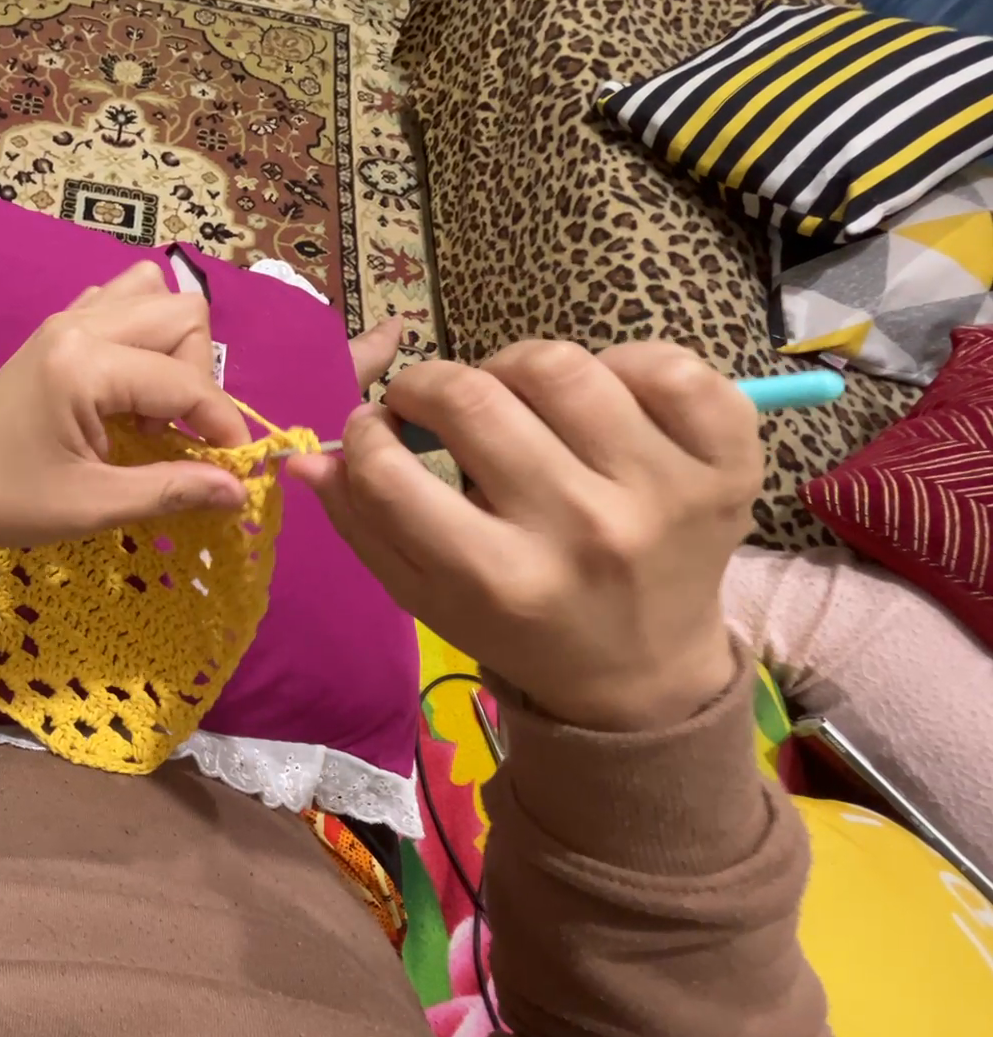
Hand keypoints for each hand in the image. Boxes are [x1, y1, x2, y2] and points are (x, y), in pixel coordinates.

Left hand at [0, 261, 250, 574]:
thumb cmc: (8, 503)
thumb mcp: (93, 506)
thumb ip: (172, 490)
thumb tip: (241, 489)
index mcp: (83, 365)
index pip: (185, 381)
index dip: (222, 425)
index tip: (233, 468)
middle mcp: (77, 324)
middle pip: (184, 314)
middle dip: (199, 377)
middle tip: (172, 435)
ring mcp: (63, 319)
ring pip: (154, 295)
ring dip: (172, 347)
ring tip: (147, 405)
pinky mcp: (54, 329)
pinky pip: (118, 302)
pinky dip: (141, 335)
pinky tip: (124, 386)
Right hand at [289, 341, 759, 731]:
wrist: (637, 672)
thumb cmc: (507, 627)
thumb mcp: (416, 592)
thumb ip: (358, 522)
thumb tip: (305, 457)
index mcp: (492, 576)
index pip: (390, 472)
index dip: (363, 433)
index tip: (370, 430)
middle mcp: (580, 531)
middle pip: (470, 398)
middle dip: (421, 385)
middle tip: (421, 403)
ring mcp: (666, 491)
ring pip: (559, 366)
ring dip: (505, 367)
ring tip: (503, 397)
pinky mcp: (730, 464)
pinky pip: (665, 364)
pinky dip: (614, 364)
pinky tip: (591, 400)